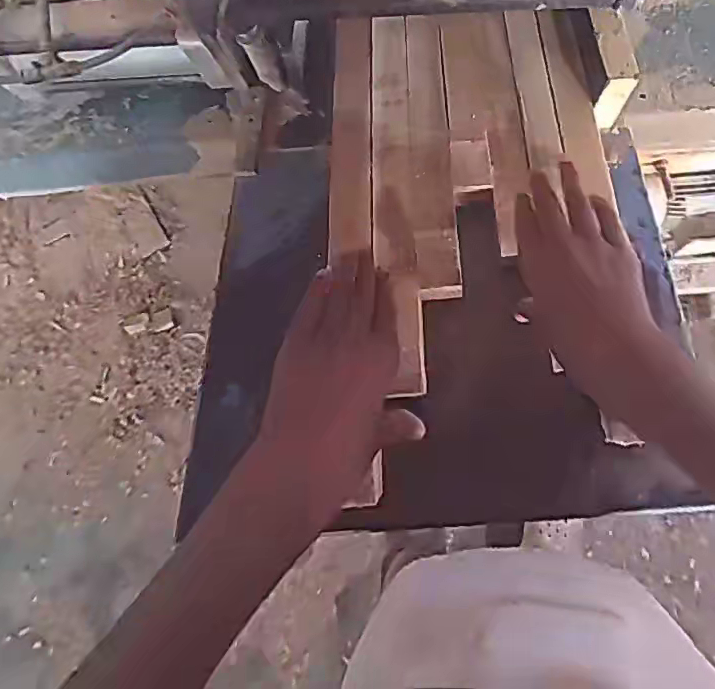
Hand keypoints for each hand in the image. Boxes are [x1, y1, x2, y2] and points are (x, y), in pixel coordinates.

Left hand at [249, 255, 425, 523]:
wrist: (297, 461)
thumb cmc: (343, 456)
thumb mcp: (373, 439)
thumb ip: (394, 426)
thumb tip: (418, 426)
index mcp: (383, 362)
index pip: (388, 317)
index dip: (386, 293)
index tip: (386, 273)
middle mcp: (357, 341)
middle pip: (363, 299)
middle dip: (365, 275)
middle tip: (367, 253)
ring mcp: (325, 338)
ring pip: (338, 297)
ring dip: (344, 274)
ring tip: (349, 255)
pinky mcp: (296, 342)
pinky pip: (310, 308)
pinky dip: (316, 290)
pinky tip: (321, 276)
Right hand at [515, 163, 676, 418]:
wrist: (617, 345)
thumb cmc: (572, 342)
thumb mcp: (545, 324)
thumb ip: (535, 308)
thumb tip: (525, 307)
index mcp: (536, 262)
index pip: (525, 226)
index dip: (522, 208)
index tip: (520, 196)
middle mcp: (561, 245)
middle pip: (549, 207)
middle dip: (542, 187)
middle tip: (538, 171)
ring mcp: (593, 243)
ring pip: (579, 205)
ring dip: (571, 184)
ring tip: (566, 166)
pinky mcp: (621, 249)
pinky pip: (608, 220)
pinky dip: (600, 207)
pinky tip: (597, 199)